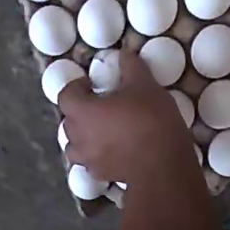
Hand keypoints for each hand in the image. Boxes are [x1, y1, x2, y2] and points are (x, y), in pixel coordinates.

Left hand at [58, 51, 196, 185]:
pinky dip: (99, 156)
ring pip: (77, 146)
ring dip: (86, 137)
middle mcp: (78, 137)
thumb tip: (124, 54)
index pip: (66, 94)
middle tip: (102, 106)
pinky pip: (93, 163)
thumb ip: (131, 67)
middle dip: (81, 112)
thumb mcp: (145, 85)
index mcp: (81, 111)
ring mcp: (88, 160)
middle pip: (69, 121)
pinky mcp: (103, 176)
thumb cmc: (150, 121)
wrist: (163, 168)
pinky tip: (117, 152)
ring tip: (105, 132)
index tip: (94, 84)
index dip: (77, 86)